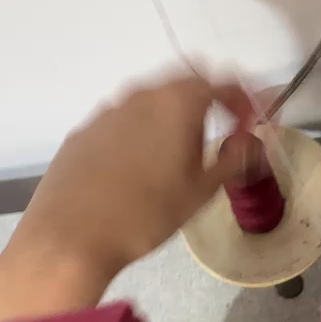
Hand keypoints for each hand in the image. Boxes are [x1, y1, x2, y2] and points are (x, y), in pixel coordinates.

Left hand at [0, 75, 256, 321]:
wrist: (68, 239)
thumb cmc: (147, 214)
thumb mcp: (203, 190)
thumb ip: (234, 157)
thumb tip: (252, 140)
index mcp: (178, 102)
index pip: (223, 83)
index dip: (244, 101)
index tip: (251, 124)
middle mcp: (142, 95)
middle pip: (185, 83)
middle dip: (209, 102)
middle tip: (220, 132)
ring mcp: (107, 111)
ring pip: (151, 101)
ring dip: (173, 117)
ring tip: (178, 156)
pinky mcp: (83, 132)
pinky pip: (123, 121)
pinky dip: (141, 132)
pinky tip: (139, 169)